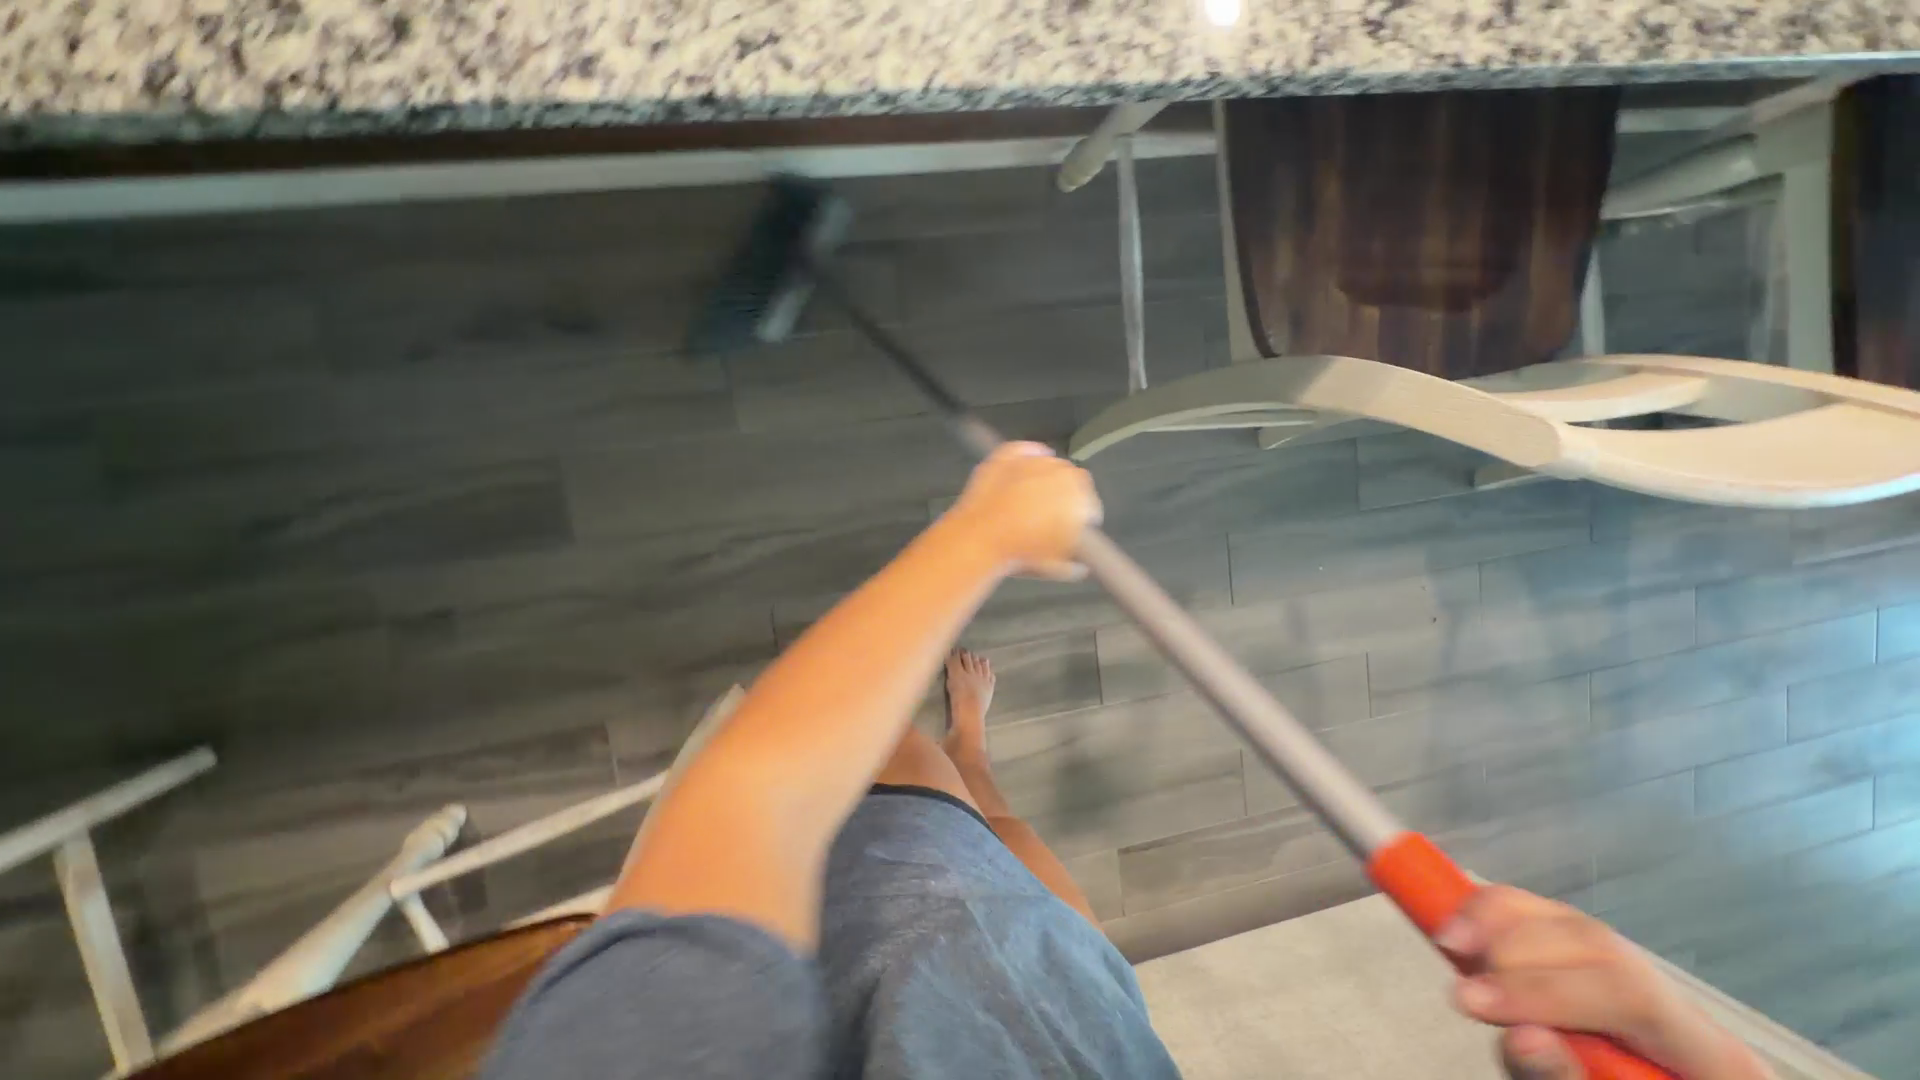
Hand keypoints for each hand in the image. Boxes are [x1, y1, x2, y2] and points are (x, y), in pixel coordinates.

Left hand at [944, 442, 1101, 580]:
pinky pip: (1025, 449)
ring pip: (1050, 464)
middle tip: (1048, 516)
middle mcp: (1064, 472)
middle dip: (1064, 497)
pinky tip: (1023, 469)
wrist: (981, 539)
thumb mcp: (1059, 568)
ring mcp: (1035, 460)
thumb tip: (1079, 563)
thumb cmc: (1023, 554)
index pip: (1090, 504)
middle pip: (1072, 481)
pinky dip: (1027, 456)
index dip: (1080, 518)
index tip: (1070, 529)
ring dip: (1045, 478)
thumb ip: (1077, 561)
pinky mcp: (1009, 454)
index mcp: (1082, 497)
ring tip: (1031, 498)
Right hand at [1437, 887, 1770, 1079]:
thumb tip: (1521, 1038)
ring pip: (1561, 917)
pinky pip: (1537, 915)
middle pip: (1591, 943)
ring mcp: (1629, 966)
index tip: (1473, 1001)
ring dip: (1491, 920)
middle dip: (1513, 952)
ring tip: (1450, 944)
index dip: (1544, 990)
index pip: (1628, 992)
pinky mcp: (1582, 955)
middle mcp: (1673, 996)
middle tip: (1459, 984)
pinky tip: (1460, 932)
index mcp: (1711, 1055)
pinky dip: (1488, 915)